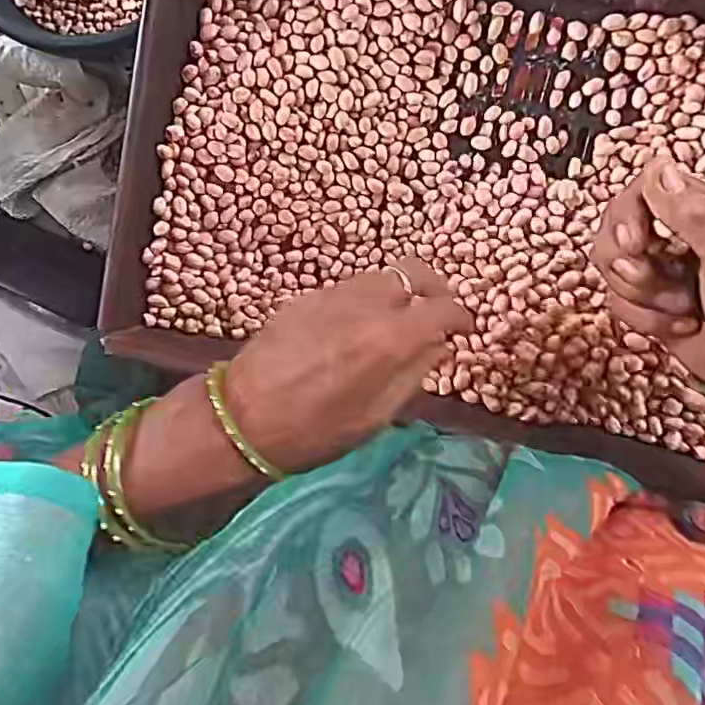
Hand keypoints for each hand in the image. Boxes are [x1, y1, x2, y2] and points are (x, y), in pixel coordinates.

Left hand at [224, 258, 472, 471]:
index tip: (464, 329)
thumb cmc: (313, 432)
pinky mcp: (304, 298)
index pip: (442, 309)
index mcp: (387, 338)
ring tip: (394, 323)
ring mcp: (330, 295)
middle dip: (433, 289)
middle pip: (412, 273)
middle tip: (435, 313)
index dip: (460, 317)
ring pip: (379, 277)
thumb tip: (438, 344)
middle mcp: (362, 305)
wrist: (241, 418)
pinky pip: (347, 289)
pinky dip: (364, 301)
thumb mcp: (375, 416)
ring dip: (397, 293)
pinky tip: (354, 329)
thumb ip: (413, 373)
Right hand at [591, 156, 704, 387]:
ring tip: (677, 307)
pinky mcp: (652, 304)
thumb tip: (659, 166)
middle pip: (618, 226)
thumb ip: (695, 214)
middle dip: (626, 256)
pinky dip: (642, 317)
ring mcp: (665, 271)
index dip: (630, 213)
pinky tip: (678, 326)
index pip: (648, 189)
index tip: (635, 242)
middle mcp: (683, 237)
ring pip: (613, 264)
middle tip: (647, 275)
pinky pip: (617, 301)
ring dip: (638, 291)